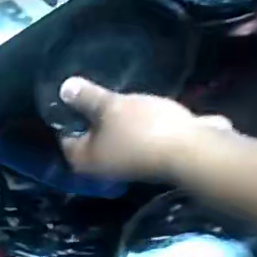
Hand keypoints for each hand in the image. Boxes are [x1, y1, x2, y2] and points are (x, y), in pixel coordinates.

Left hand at [57, 77, 233, 181]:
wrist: (193, 150)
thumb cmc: (142, 130)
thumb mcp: (111, 107)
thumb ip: (87, 98)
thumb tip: (64, 88)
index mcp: (80, 160)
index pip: (64, 136)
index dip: (67, 115)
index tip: (73, 95)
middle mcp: (97, 168)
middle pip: (89, 137)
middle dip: (93, 116)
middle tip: (96, 90)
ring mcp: (124, 166)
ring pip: (114, 137)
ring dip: (118, 121)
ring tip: (120, 95)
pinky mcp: (149, 158)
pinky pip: (136, 137)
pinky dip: (137, 125)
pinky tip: (141, 106)